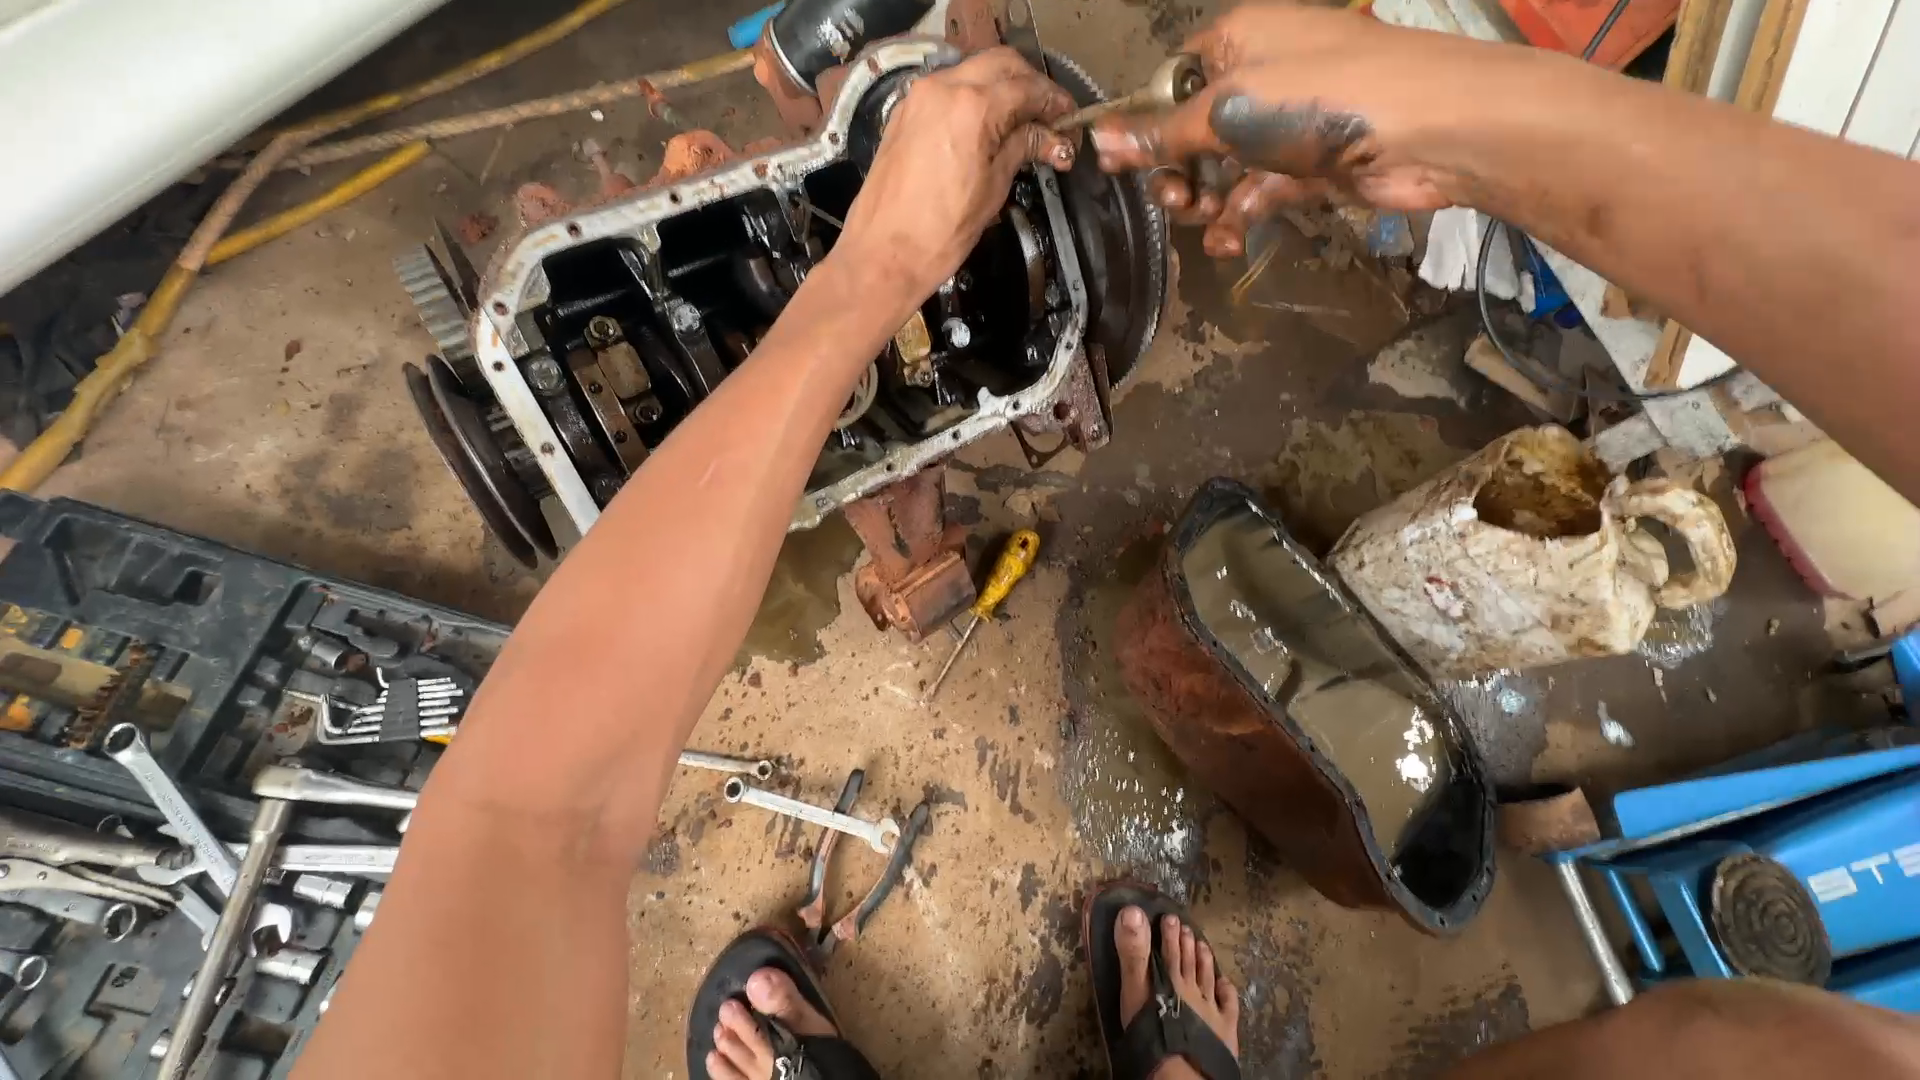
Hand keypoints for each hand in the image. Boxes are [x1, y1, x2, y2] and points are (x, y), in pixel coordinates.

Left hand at [832, 48, 1076, 303]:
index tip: (1068, 118)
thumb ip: (1021, 149)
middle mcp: (942, 89)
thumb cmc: (939, 233)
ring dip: (1001, 89)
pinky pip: (946, 91)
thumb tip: (1050, 138)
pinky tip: (986, 126)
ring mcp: (918, 98)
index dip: (1053, 101)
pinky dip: (972, 99)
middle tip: (1048, 116)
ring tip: (1020, 123)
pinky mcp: (903, 115)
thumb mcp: (993, 189)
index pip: (1025, 86)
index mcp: (971, 106)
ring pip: (972, 72)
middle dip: (1029, 85)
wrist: (883, 255)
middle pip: (1000, 65)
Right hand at [1091, 4, 1498, 255]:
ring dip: (1204, 204)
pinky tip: (1229, 244)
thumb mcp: (1230, 108)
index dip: (1142, 125)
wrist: (1431, 130)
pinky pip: (1253, 197)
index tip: (1117, 165)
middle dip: (1175, 172)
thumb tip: (1097, 139)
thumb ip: (1163, 133)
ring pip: (1218, 173)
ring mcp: (1281, 128)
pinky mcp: (1303, 170)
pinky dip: (1238, 222)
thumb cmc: (1323, 97)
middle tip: (1176, 200)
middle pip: (1189, 135)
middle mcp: (1256, 79)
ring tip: (1207, 221)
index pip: (1169, 83)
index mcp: (1237, 41)